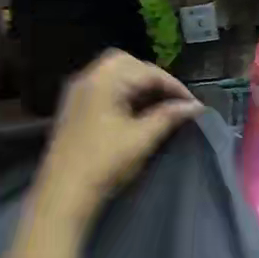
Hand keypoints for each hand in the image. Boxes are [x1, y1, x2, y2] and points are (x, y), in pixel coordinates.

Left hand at [34, 49, 203, 216]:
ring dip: (138, 84)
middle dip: (153, 78)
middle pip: (127, 63)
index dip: (174, 86)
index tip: (192, 105)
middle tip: (173, 99)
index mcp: (104, 81)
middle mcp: (88, 79)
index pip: (147, 72)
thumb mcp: (142, 139)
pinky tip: (136, 111)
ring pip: (114, 74)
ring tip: (159, 105)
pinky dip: (123, 92)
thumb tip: (195, 106)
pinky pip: (103, 87)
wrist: (63, 193)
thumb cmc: (104, 163)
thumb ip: (169, 117)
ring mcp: (77, 93)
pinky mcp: (74, 108)